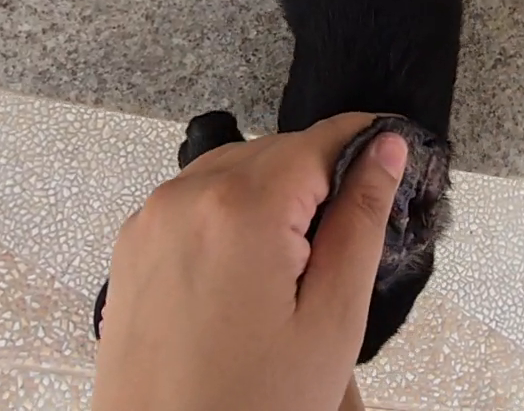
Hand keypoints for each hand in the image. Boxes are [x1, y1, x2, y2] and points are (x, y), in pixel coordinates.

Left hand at [92, 112, 407, 410]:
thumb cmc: (253, 408)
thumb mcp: (332, 318)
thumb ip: (362, 217)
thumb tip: (386, 147)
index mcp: (243, 208)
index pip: (320, 140)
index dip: (362, 142)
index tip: (390, 151)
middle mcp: (188, 195)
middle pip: (279, 152)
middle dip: (317, 181)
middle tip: (337, 247)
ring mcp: (153, 216)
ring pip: (239, 168)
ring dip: (274, 195)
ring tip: (290, 268)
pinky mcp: (133, 241)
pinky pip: (199, 196)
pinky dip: (231, 212)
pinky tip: (244, 271)